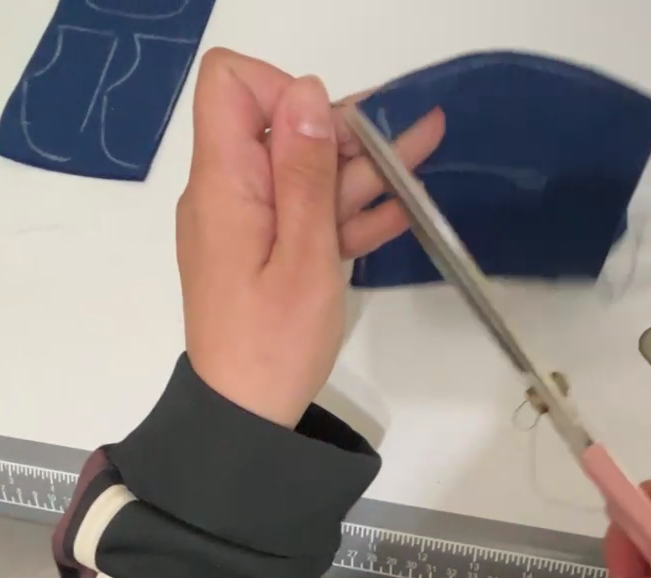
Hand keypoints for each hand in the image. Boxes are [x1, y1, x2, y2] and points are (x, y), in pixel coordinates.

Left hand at [177, 49, 444, 426]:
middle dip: (344, 131)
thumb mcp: (304, 258)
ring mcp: (248, 227)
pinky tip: (401, 207)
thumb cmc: (275, 346)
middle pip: (282, 132)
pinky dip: (347, 215)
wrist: (246, 418)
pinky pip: (305, 221)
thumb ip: (306, 175)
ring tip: (425, 149)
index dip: (285, 90)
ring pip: (304, 179)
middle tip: (408, 138)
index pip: (232, 87)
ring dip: (362, 170)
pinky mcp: (264, 256)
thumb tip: (305, 90)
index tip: (330, 136)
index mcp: (226, 184)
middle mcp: (229, 194)